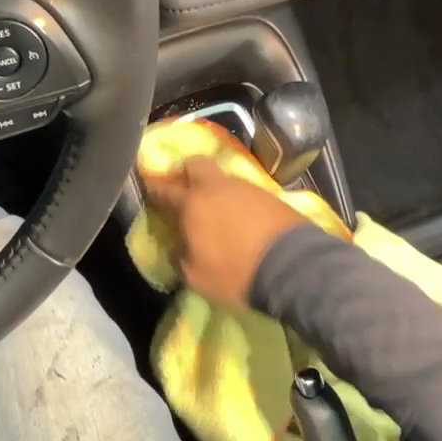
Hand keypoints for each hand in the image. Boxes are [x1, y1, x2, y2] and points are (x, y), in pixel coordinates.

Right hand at [139, 155, 309, 308]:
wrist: (292, 267)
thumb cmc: (235, 272)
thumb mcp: (196, 277)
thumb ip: (180, 258)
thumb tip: (177, 248)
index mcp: (192, 204)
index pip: (164, 190)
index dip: (154, 189)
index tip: (150, 189)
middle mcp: (216, 187)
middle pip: (195, 164)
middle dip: (186, 172)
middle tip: (184, 190)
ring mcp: (245, 187)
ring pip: (222, 177)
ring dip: (214, 188)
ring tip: (216, 209)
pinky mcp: (269, 194)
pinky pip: (244, 191)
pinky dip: (236, 200)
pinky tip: (240, 216)